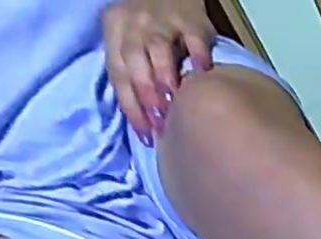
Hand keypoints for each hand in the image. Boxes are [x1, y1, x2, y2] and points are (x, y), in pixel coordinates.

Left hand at [103, 0, 216, 142]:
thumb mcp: (135, 48)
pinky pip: (193, 38)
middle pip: (134, 59)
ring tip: (177, 103)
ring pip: (157, 47)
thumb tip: (151, 124)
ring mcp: (162, 19)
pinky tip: (204, 74)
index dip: (131, 107)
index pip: (118, 73)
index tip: (147, 137)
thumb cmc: (154, 32)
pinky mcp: (191, 20)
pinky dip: (198, 55)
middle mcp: (134, 23)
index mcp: (116, 32)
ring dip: (165, 76)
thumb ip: (136, 76)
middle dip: (146, 94)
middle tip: (162, 123)